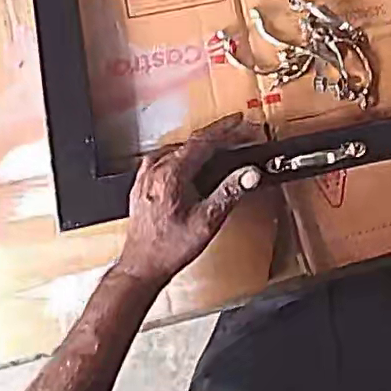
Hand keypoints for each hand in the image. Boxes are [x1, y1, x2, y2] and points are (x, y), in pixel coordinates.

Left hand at [113, 114, 262, 287]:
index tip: (242, 122)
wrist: (141, 268)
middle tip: (239, 132)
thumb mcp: (207, 222)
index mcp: (170, 174)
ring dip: (202, 143)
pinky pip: (165, 157)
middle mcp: (155, 170)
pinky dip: (185, 153)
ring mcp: (146, 176)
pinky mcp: (142, 184)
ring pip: (178, 147)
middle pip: (191, 142)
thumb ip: (229, 193)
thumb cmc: (169, 248)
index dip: (226, 129)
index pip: (203, 141)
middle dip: (218, 135)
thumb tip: (250, 174)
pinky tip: (192, 160)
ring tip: (221, 143)